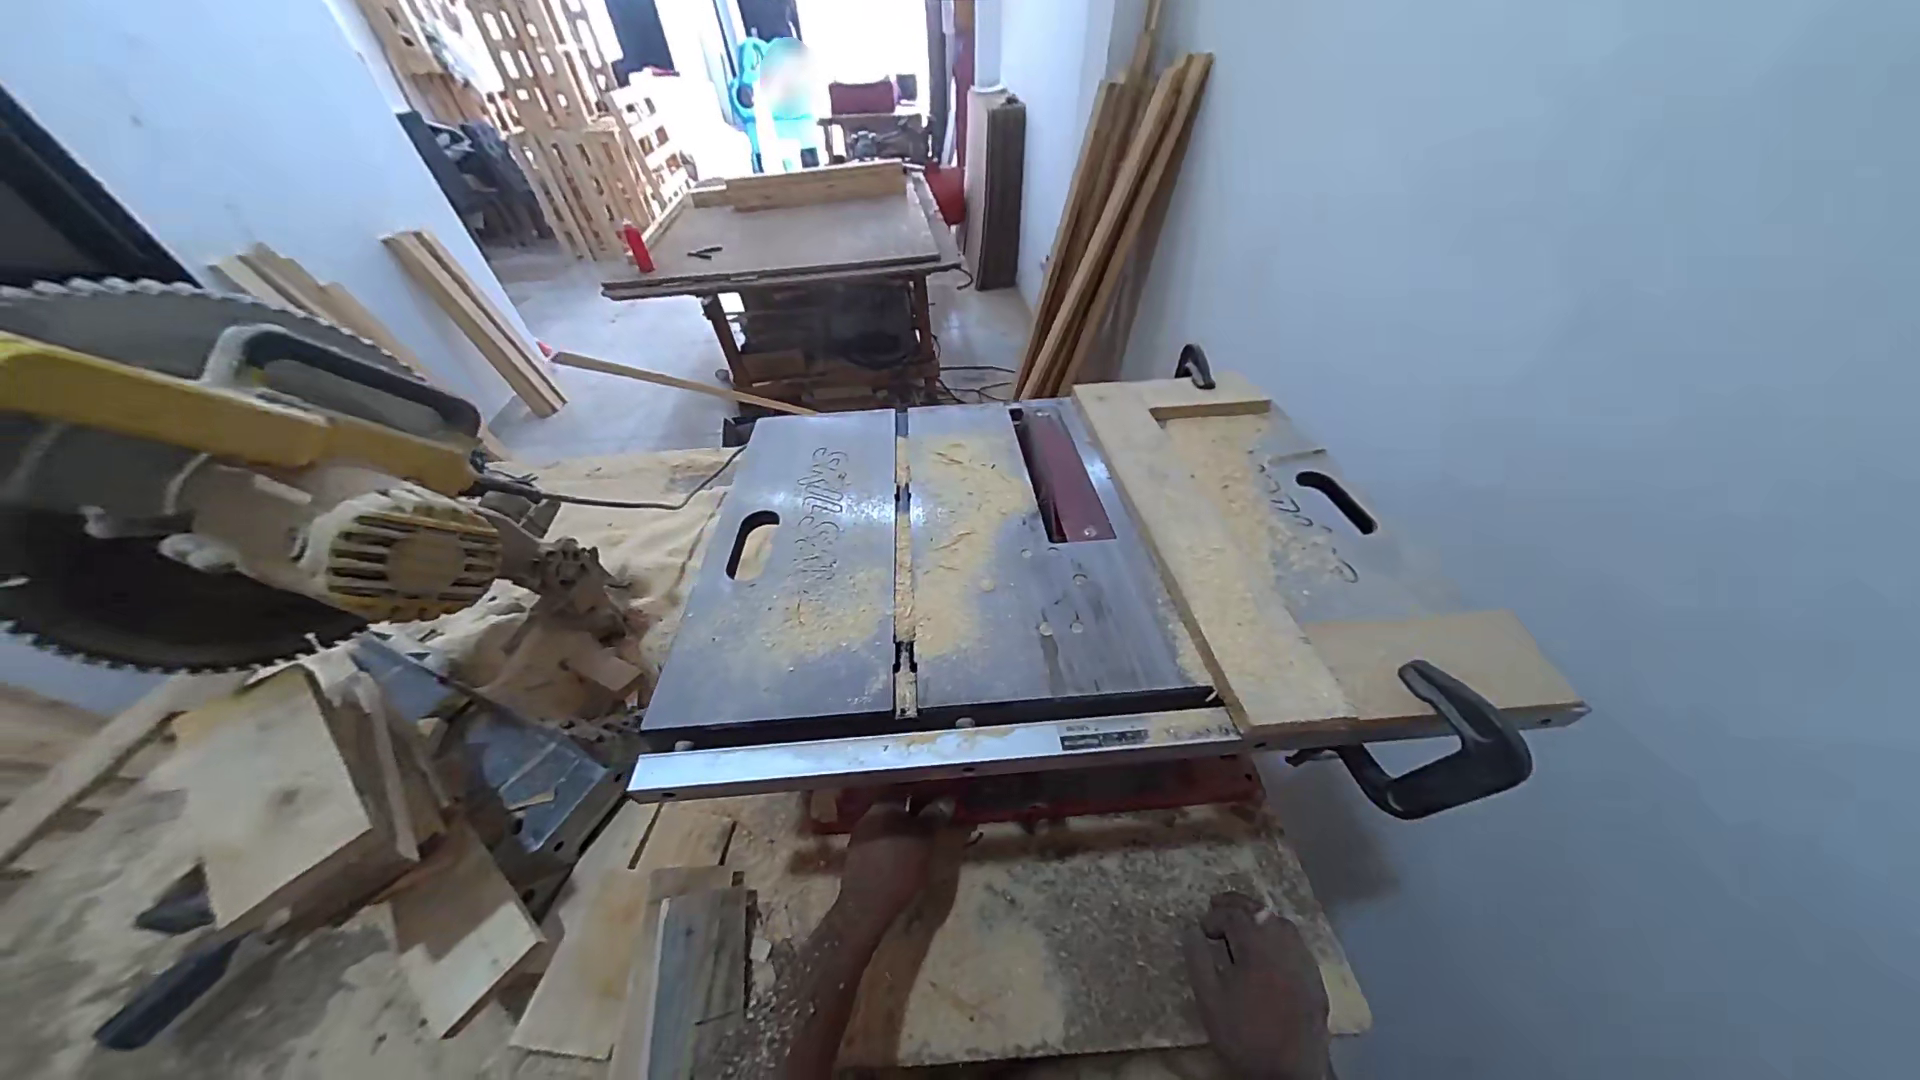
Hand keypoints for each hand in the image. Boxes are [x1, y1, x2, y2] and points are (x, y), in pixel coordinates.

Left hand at [835, 797, 948, 928]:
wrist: (866, 909)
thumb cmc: (898, 868)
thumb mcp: (924, 840)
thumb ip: (935, 816)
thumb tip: (947, 798)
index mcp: (883, 804)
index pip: (906, 787)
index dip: (925, 792)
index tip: (941, 799)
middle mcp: (868, 814)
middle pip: (897, 806)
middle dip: (915, 811)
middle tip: (936, 819)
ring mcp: (860, 836)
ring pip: (888, 824)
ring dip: (905, 828)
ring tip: (924, 838)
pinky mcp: (857, 857)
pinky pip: (881, 840)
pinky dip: (895, 843)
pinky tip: (905, 854)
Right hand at [1183, 892, 1329, 1079]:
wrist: (1288, 1078)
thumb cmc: (1244, 1036)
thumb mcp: (1208, 998)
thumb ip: (1197, 958)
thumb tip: (1190, 929)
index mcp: (1257, 948)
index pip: (1233, 915)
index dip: (1214, 917)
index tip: (1202, 930)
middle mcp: (1284, 948)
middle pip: (1260, 911)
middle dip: (1237, 905)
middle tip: (1217, 905)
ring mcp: (1304, 964)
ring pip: (1282, 924)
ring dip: (1260, 917)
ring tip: (1243, 923)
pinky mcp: (1316, 982)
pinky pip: (1298, 945)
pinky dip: (1280, 936)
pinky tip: (1269, 949)